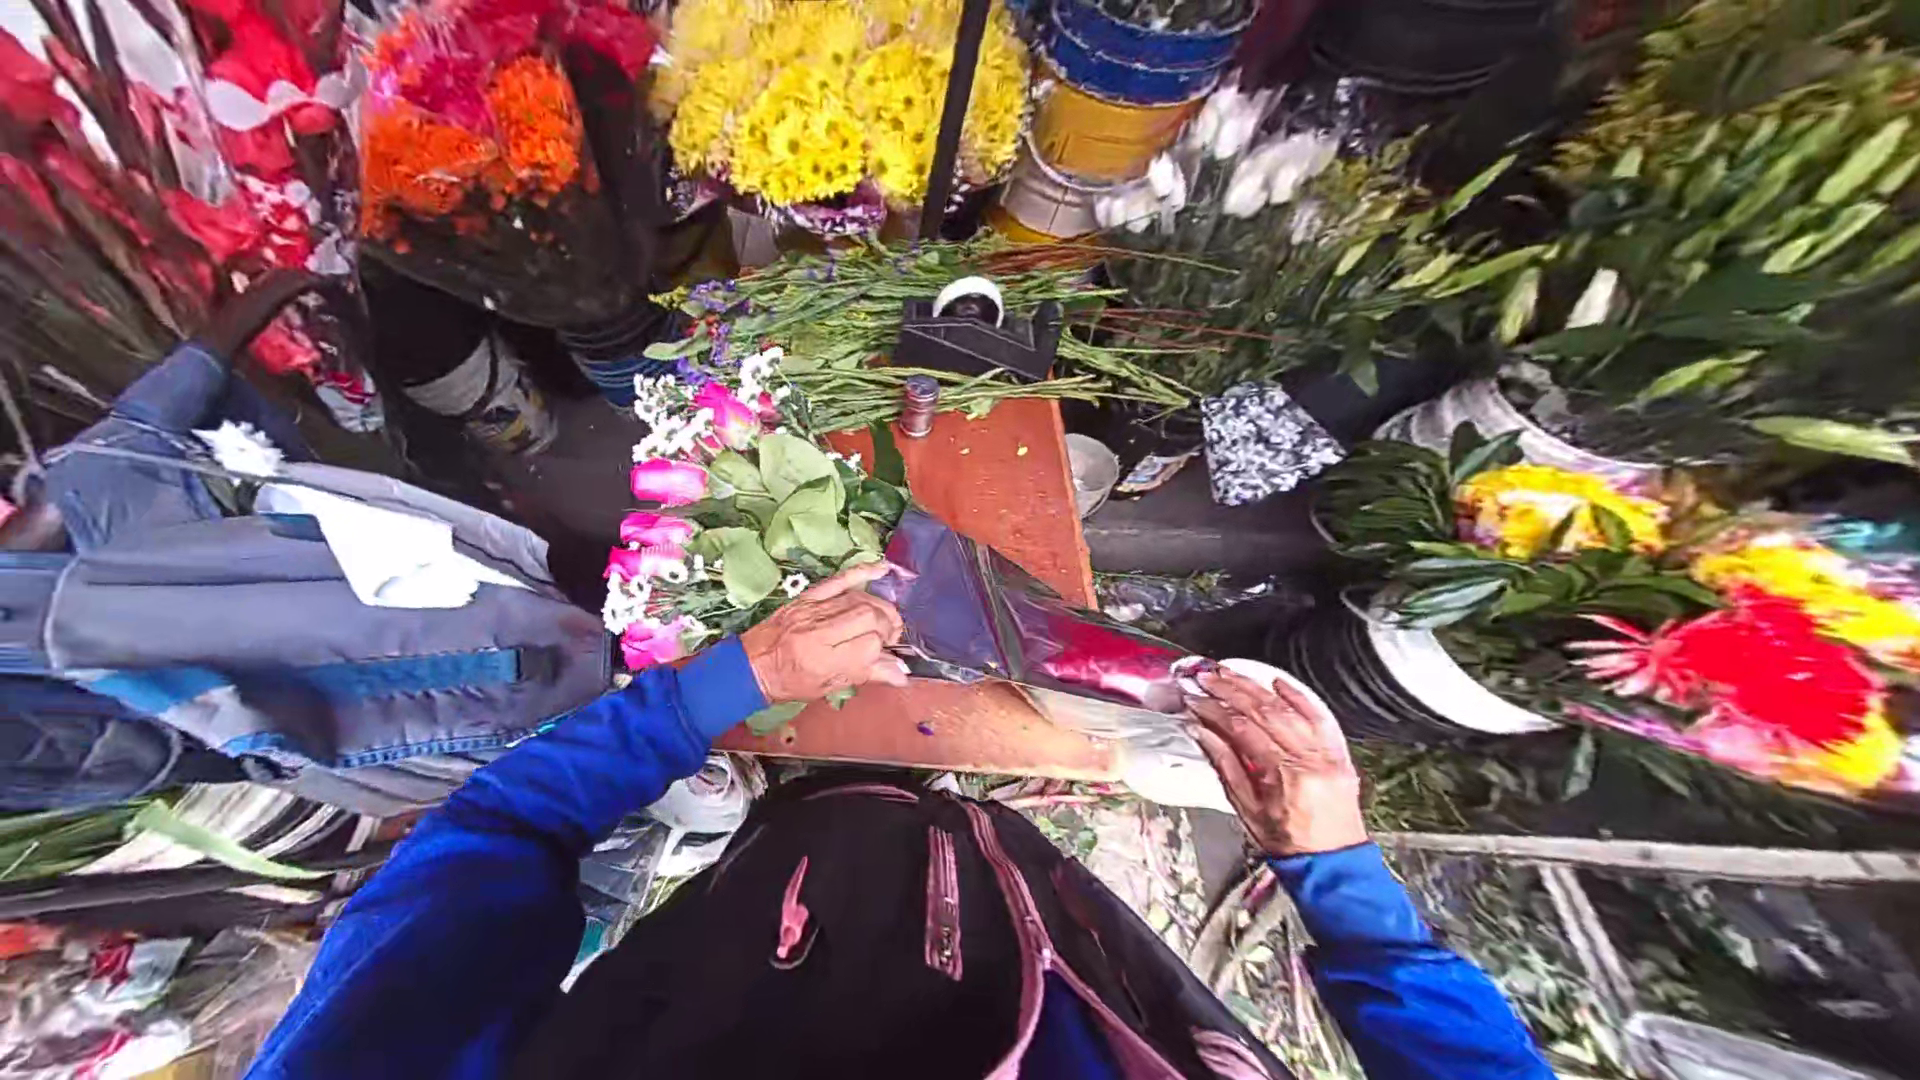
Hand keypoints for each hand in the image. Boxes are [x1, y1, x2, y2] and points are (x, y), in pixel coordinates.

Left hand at [741, 561, 909, 702]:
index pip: (870, 646)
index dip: (883, 652)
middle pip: (869, 617)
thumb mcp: (829, 687)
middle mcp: (819, 631)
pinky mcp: (809, 596)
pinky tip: (883, 569)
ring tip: (884, 622)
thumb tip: (903, 673)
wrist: (752, 664)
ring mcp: (814, 609)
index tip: (886, 658)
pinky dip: (864, 571)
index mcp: (823, 660)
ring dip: (880, 609)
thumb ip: (868, 675)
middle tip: (887, 639)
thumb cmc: (791, 681)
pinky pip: (841, 579)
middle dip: (886, 627)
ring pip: (860, 599)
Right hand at [1187, 666, 1366, 855]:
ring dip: (1255, 687)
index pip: (1242, 728)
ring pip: (1287, 708)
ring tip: (1230, 674)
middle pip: (1264, 711)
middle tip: (1207, 677)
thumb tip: (1201, 730)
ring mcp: (1327, 754)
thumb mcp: (1245, 807)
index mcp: (1284, 775)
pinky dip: (1297, 696)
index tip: (1195, 700)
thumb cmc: (1288, 842)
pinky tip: (1277, 682)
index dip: (1214, 710)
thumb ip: (1224, 763)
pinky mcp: (1337, 753)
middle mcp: (1309, 759)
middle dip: (1230, 690)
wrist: (1334, 864)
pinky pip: (1318, 716)